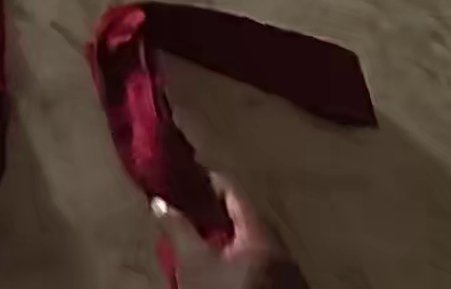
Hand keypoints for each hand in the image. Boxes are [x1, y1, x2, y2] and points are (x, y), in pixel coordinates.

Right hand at [152, 176, 274, 288]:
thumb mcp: (192, 261)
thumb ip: (177, 225)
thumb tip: (160, 201)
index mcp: (262, 237)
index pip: (234, 191)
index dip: (207, 177)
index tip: (184, 173)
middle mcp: (283, 254)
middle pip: (247, 216)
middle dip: (217, 207)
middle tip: (189, 202)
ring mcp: (291, 278)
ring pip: (256, 241)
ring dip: (228, 232)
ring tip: (200, 232)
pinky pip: (263, 263)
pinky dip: (240, 253)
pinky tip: (221, 261)